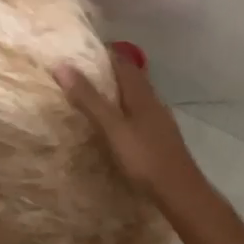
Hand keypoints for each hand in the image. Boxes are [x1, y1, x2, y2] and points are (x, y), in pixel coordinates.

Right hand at [55, 45, 201, 192]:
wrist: (181, 194)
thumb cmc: (145, 158)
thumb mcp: (111, 128)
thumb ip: (88, 99)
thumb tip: (61, 66)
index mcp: (141, 95)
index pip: (123, 63)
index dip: (105, 53)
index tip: (82, 49)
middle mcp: (153, 102)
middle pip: (131, 78)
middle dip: (109, 71)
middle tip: (82, 71)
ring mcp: (159, 121)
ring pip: (136, 97)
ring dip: (117, 92)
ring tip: (94, 95)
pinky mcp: (160, 139)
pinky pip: (139, 115)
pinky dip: (124, 111)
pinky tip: (115, 125)